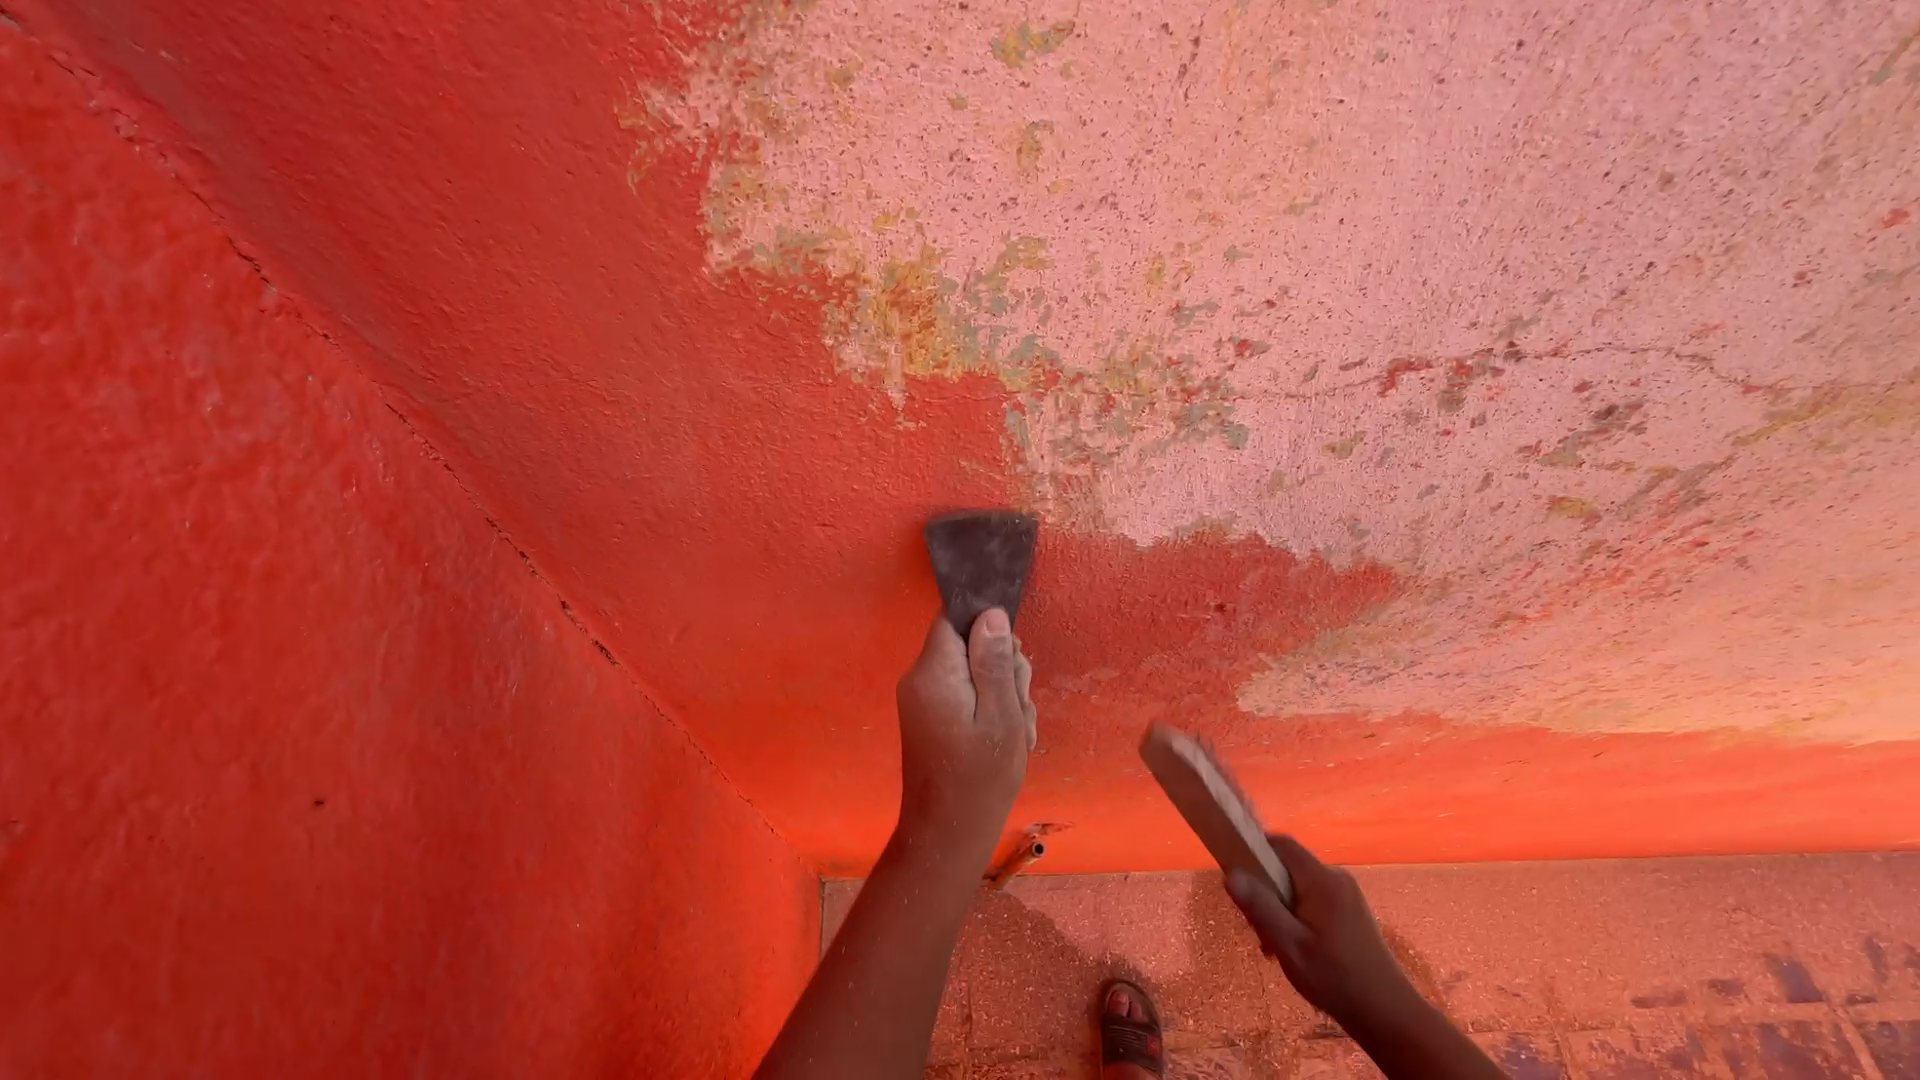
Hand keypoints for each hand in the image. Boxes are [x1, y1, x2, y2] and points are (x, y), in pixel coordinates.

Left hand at [894, 608, 1035, 847]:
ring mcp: (924, 698)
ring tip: (1014, 733)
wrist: (949, 834)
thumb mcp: (1001, 716)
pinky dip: (990, 711)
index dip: (988, 626)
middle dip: (1003, 669)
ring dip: (1003, 695)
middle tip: (1017, 710)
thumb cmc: (980, 778)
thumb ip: (994, 662)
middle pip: (968, 644)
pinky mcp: (931, 716)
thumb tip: (991, 612)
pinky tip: (1005, 741)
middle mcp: (920, 678)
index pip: (954, 617)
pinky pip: (966, 694)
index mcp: (933, 672)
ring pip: (974, 671)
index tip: (1011, 656)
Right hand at [1226, 835, 1419, 1027]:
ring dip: (1280, 906)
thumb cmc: (1336, 979)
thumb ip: (1260, 907)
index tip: (1239, 877)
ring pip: (1298, 884)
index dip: (1255, 851)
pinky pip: (1313, 898)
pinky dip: (1297, 914)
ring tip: (1276, 944)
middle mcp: (1336, 878)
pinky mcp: (1351, 910)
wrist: (1389, 1016)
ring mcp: (1347, 894)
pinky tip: (1296, 946)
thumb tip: (1230, 873)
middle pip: (1288, 865)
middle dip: (1266, 889)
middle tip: (1257, 926)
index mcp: (1322, 880)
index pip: (1281, 844)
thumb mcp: (1290, 946)